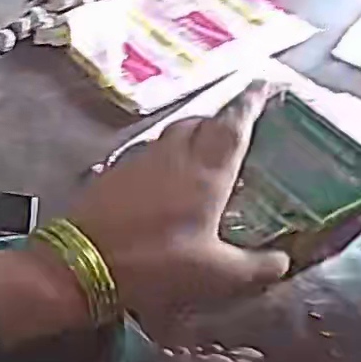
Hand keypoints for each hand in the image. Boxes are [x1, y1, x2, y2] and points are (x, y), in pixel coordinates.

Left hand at [67, 80, 290, 318]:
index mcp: (206, 171)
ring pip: (164, 138)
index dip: (251, 102)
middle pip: (196, 122)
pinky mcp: (104, 178)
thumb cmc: (154, 265)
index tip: (262, 86)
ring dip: (183, 139)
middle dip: (216, 120)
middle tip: (230, 129)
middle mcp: (169, 157)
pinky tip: (154, 181)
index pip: (233, 123)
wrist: (79, 267)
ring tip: (194, 156)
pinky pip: (136, 158)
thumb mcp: (216, 275)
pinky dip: (153, 161)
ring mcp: (132, 164)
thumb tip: (281, 262)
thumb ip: (255, 267)